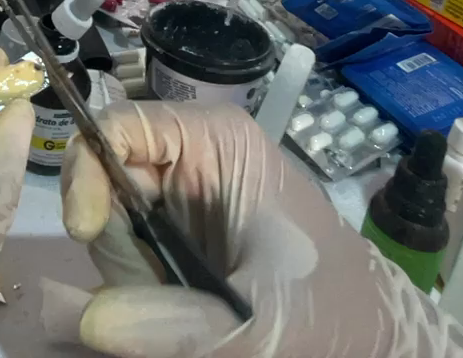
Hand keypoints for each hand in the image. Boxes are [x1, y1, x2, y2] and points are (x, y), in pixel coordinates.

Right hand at [53, 102, 462, 357]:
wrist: (379, 348)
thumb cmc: (337, 309)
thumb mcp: (268, 319)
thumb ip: (183, 324)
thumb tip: (92, 322)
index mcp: (210, 138)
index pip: (117, 126)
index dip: (87, 168)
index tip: (83, 229)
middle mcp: (184, 157)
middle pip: (103, 180)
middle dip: (121, 246)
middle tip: (161, 297)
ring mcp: (176, 198)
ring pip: (109, 227)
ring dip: (131, 280)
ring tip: (189, 315)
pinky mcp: (172, 238)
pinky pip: (128, 259)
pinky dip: (139, 295)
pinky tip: (180, 317)